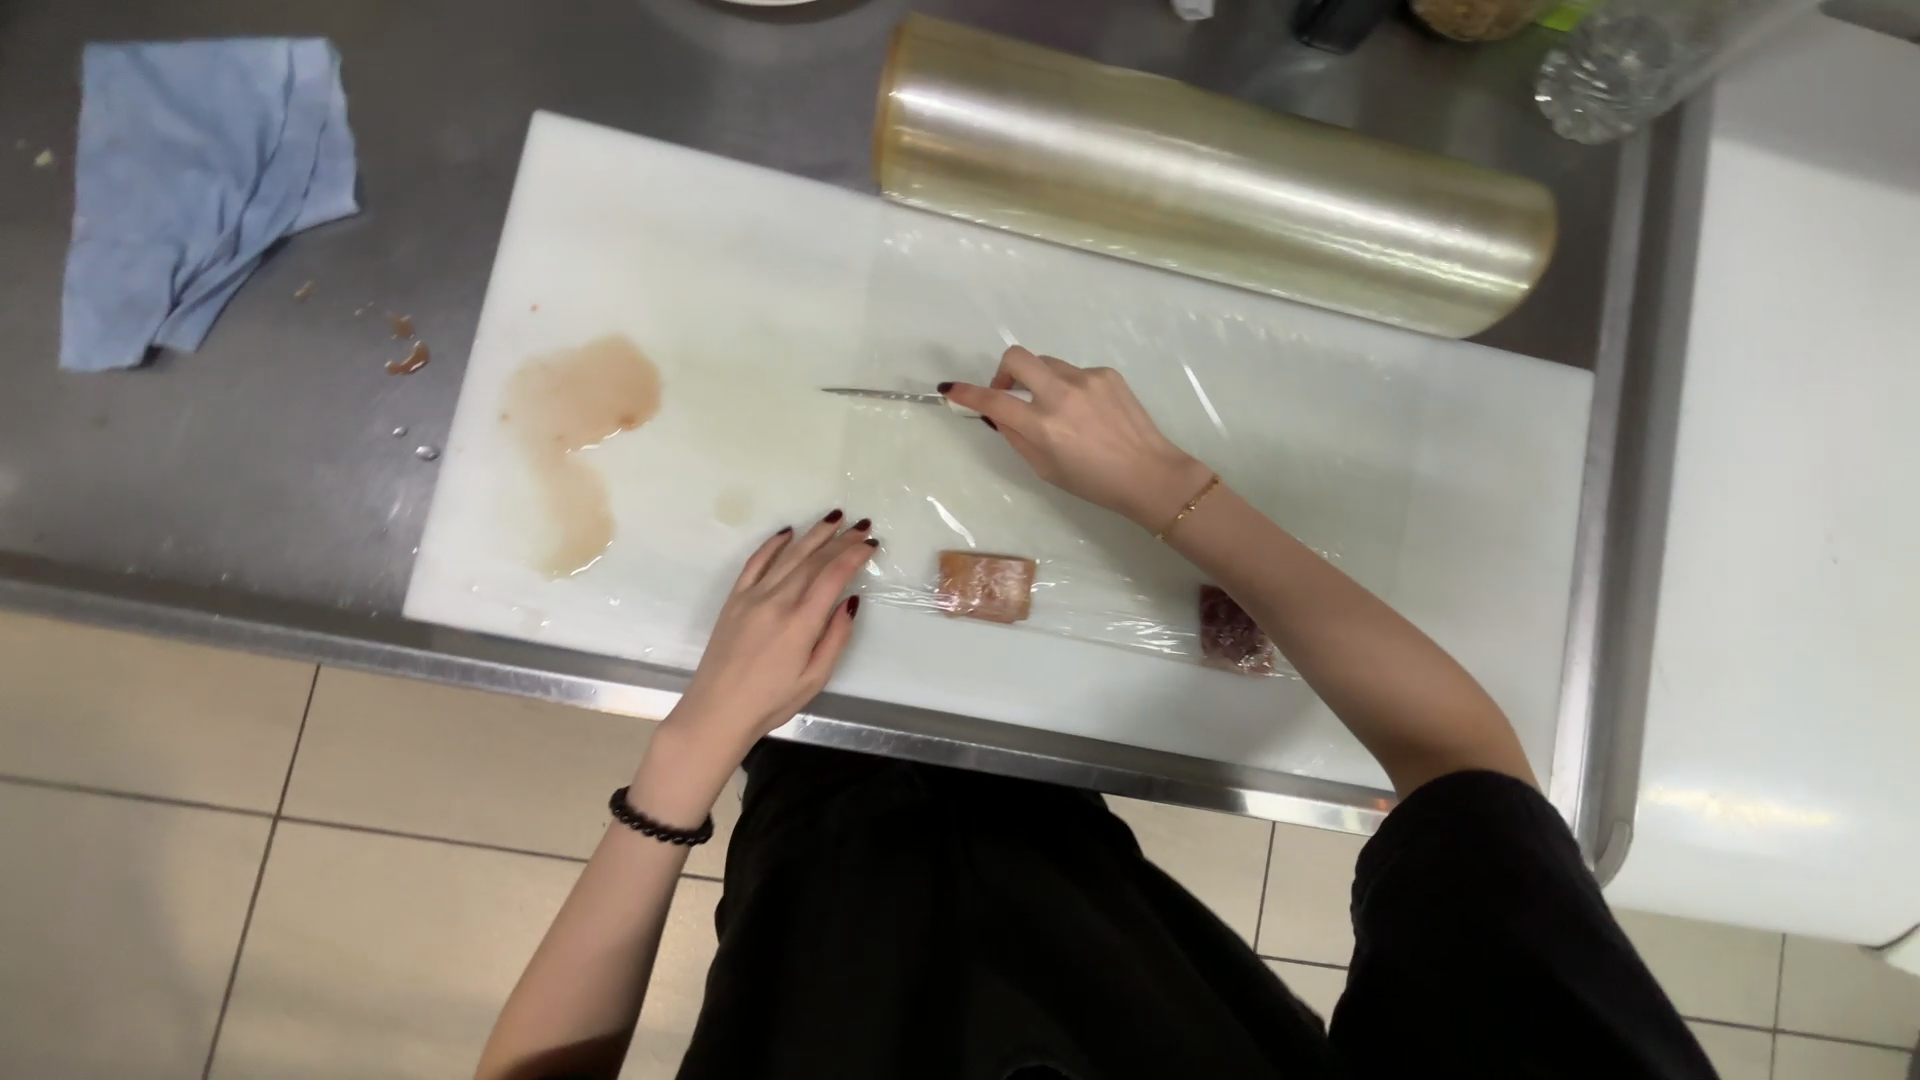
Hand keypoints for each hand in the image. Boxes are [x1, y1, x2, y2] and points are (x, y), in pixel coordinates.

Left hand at [639, 512, 873, 813]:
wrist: (716, 711)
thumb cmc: (771, 702)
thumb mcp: (816, 678)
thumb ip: (836, 637)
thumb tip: (850, 602)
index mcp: (800, 623)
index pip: (833, 576)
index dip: (854, 556)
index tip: (871, 544)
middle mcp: (776, 601)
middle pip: (814, 560)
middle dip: (841, 539)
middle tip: (862, 525)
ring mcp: (752, 597)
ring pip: (788, 555)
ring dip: (813, 534)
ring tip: (834, 518)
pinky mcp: (734, 599)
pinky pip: (755, 562)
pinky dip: (773, 544)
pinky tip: (788, 532)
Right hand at [943, 346, 1214, 530]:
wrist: (1149, 473)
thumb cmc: (1094, 482)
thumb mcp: (1046, 469)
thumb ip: (1017, 437)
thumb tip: (997, 414)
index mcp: (1044, 425)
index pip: (994, 401)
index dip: (968, 394)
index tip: (951, 389)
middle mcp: (1062, 394)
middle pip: (1017, 357)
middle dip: (1002, 371)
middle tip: (1008, 392)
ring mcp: (1087, 379)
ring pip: (1046, 364)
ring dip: (1038, 381)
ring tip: (1053, 409)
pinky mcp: (1107, 374)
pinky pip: (1074, 372)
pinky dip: (1068, 387)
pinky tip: (1086, 412)